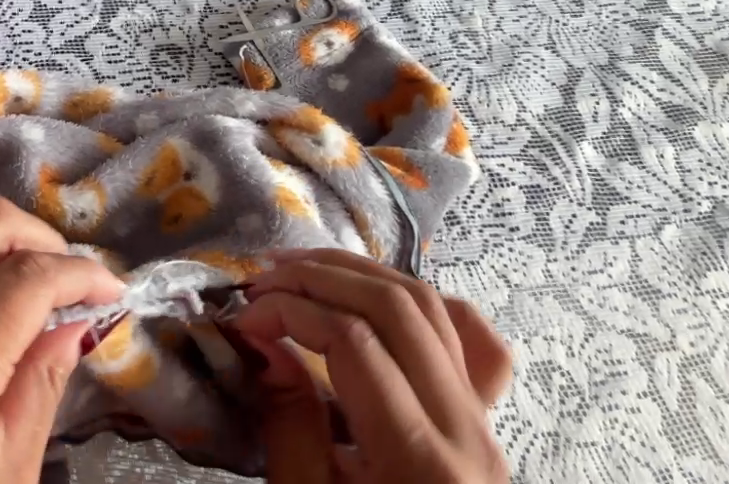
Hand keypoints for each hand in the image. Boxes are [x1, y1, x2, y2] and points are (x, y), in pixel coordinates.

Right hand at [232, 250, 511, 483]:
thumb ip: (288, 423)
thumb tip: (266, 342)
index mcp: (421, 460)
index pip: (353, 339)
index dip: (289, 311)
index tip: (241, 321)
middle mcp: (468, 428)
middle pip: (396, 307)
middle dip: (318, 276)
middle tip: (262, 280)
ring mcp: (486, 420)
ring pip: (432, 306)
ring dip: (358, 273)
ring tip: (299, 268)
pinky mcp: (486, 419)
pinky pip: (474, 341)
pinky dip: (426, 304)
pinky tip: (378, 296)